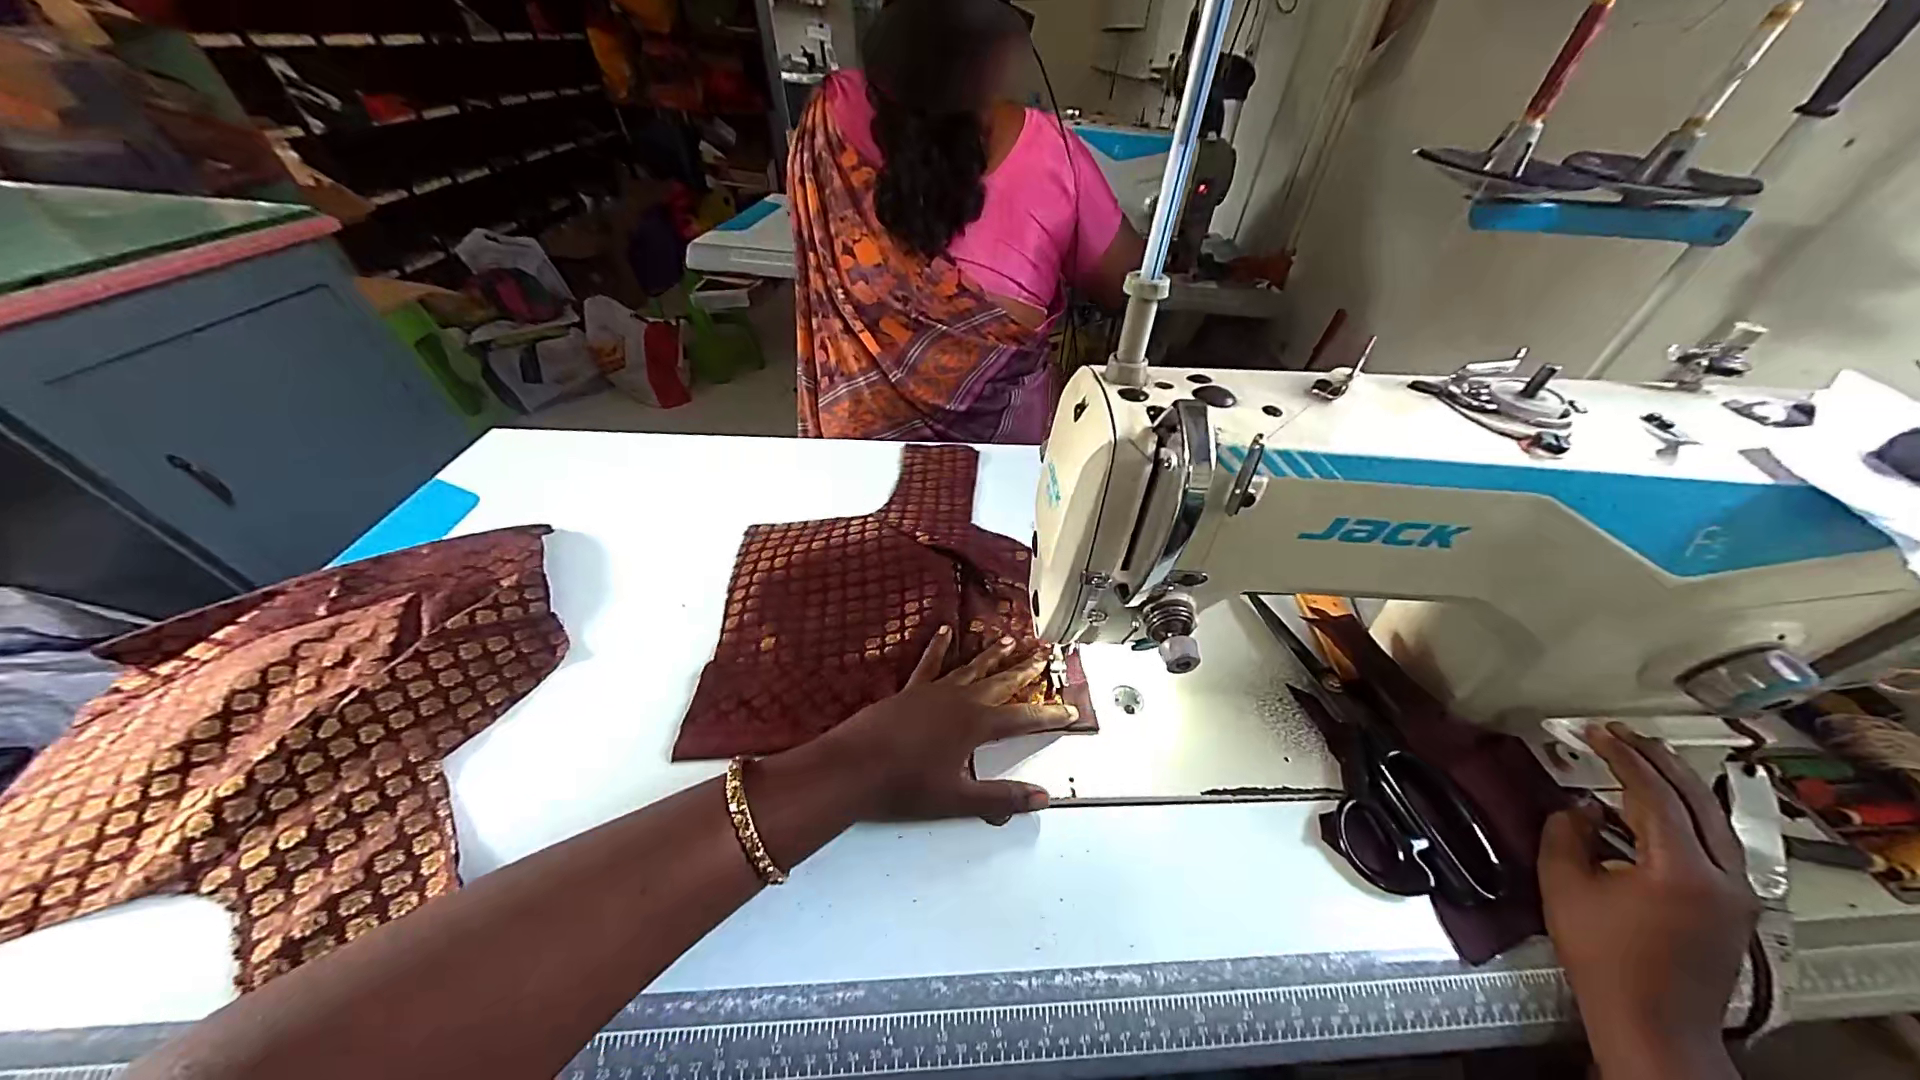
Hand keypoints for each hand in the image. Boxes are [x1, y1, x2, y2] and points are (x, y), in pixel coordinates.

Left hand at [790, 627, 1077, 824]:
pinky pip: (929, 663)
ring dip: (992, 655)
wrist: (853, 767)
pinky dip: (939, 647)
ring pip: (971, 668)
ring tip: (1009, 640)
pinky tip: (945, 631)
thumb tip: (1040, 798)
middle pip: (1001, 683)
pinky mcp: (909, 691)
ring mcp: (933, 692)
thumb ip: (1001, 798)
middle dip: (1025, 670)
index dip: (1049, 716)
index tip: (1070, 711)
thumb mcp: (958, 799)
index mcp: (974, 725)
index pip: (1022, 719)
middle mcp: (958, 701)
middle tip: (1045, 653)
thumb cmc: (903, 784)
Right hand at [1538, 723, 1756, 1077]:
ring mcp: (1737, 893)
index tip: (1596, 732)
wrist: (1651, 1017)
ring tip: (1642, 755)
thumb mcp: (1564, 884)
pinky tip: (1657, 805)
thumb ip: (1567, 834)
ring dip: (1676, 782)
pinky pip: (1715, 841)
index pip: (1654, 795)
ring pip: (1713, 819)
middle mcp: (1724, 877)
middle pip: (1696, 801)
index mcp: (1681, 870)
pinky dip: (1685, 812)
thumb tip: (1578, 807)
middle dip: (1656, 760)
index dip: (1622, 757)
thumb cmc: (1601, 953)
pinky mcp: (1733, 904)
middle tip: (1620, 733)